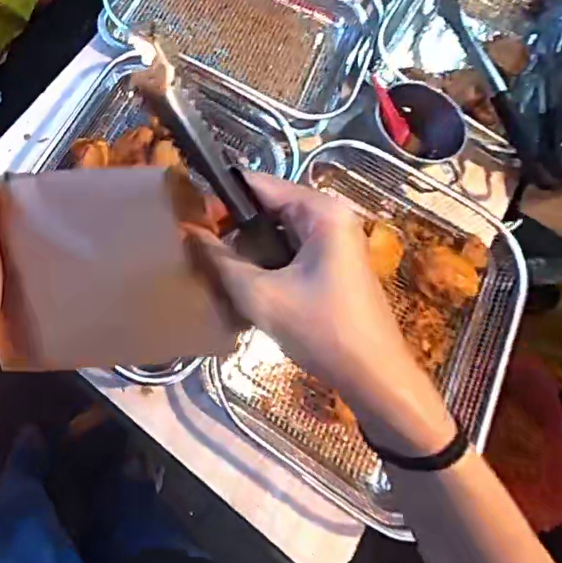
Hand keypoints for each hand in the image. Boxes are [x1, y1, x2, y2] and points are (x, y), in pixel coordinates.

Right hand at [190, 172, 455, 455]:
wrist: (375, 378)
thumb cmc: (321, 330)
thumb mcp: (258, 294)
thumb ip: (218, 259)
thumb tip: (186, 230)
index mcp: (320, 211)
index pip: (257, 184)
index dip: (219, 196)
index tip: (188, 216)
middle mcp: (330, 216)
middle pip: (266, 205)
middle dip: (230, 222)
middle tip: (197, 243)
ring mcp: (334, 239)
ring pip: (275, 228)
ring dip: (246, 244)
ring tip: (213, 260)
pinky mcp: (332, 262)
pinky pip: (288, 247)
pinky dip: (264, 258)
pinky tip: (242, 278)